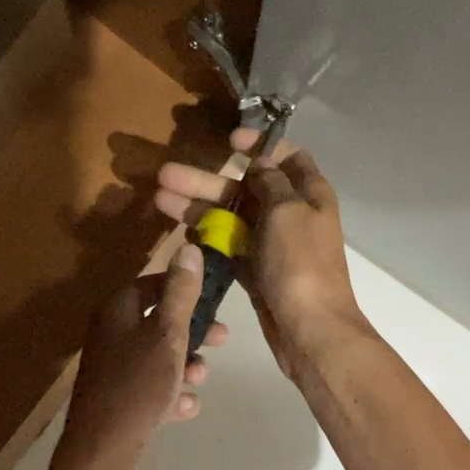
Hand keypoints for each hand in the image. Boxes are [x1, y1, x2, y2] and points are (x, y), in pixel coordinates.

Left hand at [63, 244, 226, 460]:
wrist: (103, 447)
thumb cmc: (138, 383)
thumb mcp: (167, 333)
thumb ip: (181, 292)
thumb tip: (189, 247)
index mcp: (117, 311)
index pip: (151, 284)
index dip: (183, 288)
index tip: (212, 299)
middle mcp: (110, 335)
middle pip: (158, 322)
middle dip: (193, 332)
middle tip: (222, 340)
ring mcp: (113, 370)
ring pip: (158, 358)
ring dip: (186, 366)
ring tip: (199, 380)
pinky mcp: (118, 401)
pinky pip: (152, 390)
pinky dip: (171, 395)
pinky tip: (185, 407)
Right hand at [156, 129, 369, 381]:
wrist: (310, 330)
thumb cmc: (301, 264)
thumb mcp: (286, 211)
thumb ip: (270, 182)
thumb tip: (259, 163)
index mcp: (308, 193)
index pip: (285, 155)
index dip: (258, 143)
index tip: (228, 139)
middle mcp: (291, 214)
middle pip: (245, 188)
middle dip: (206, 180)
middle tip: (166, 175)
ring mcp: (272, 245)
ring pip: (232, 219)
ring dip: (197, 208)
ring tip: (159, 199)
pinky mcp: (257, 272)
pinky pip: (229, 248)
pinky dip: (208, 239)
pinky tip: (180, 233)